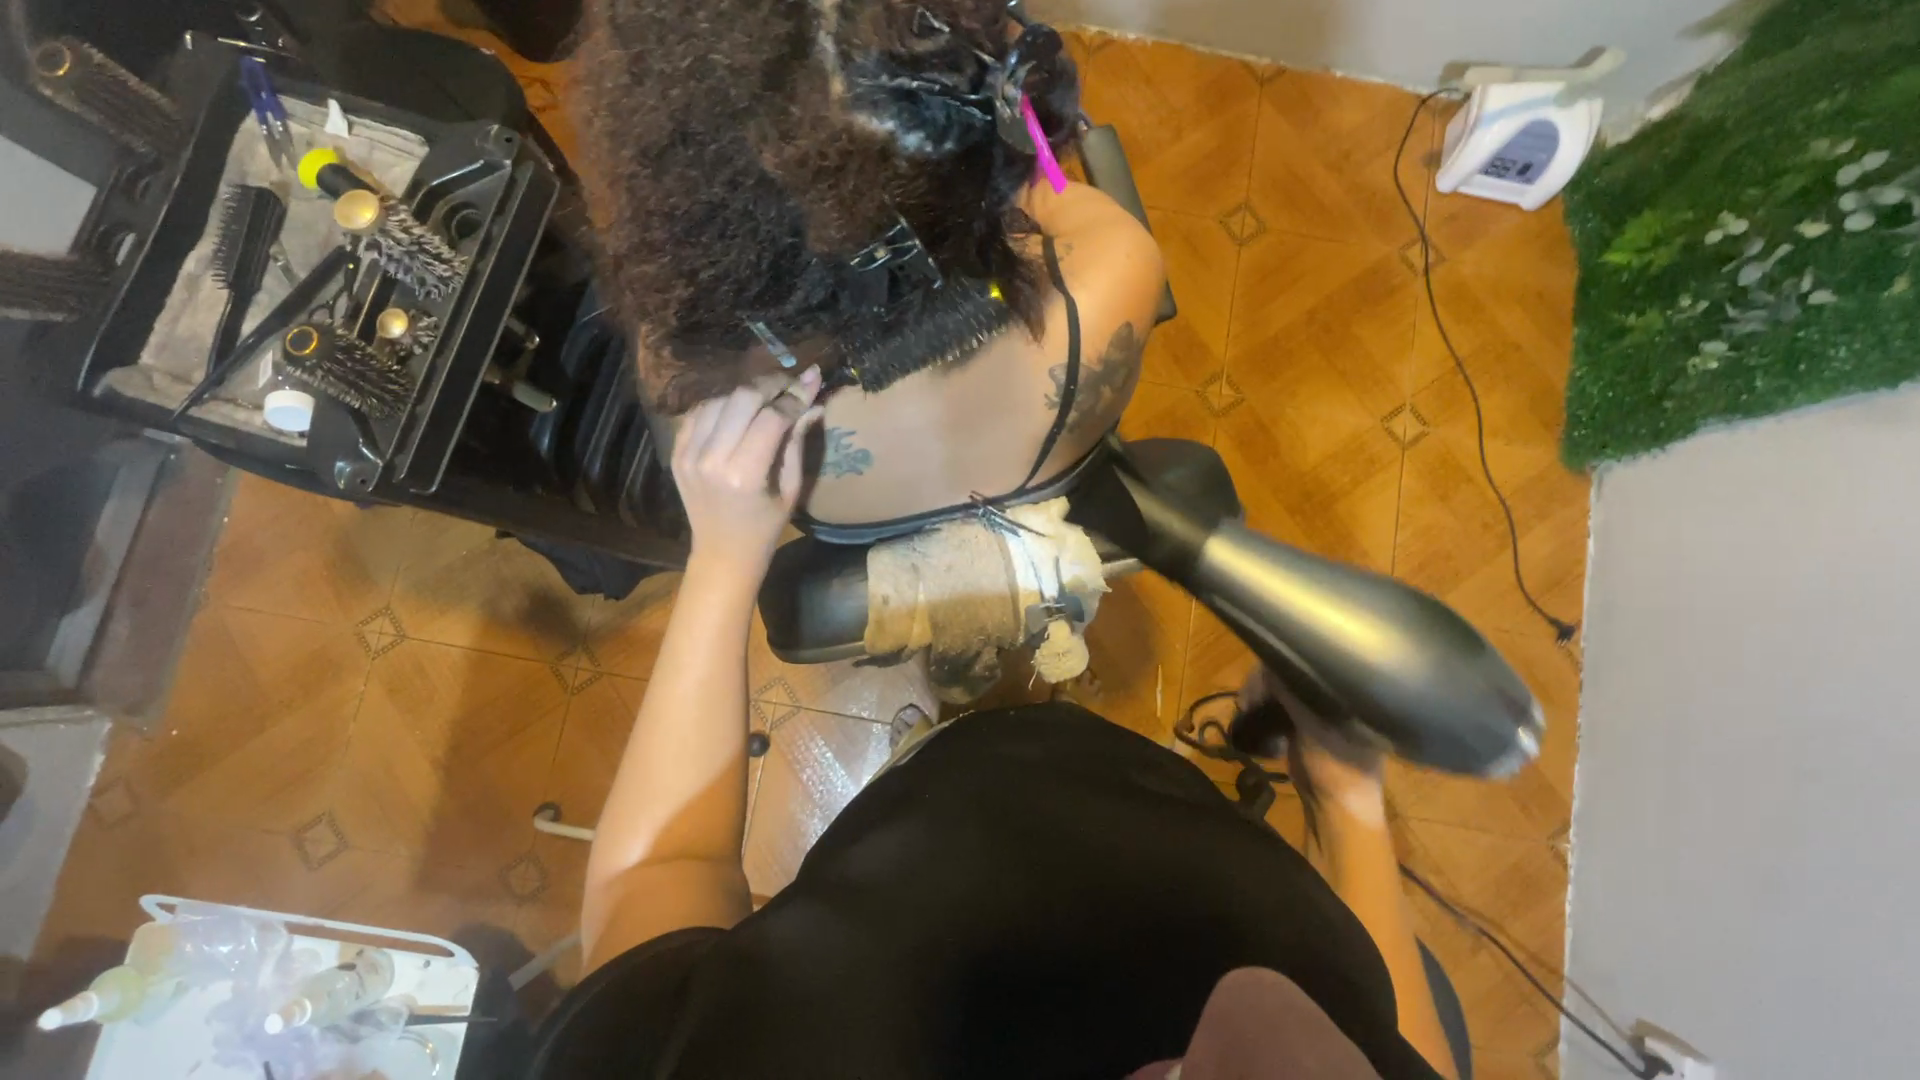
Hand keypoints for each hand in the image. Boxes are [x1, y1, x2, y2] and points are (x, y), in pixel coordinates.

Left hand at [671, 366, 823, 577]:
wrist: (722, 552)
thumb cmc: (765, 526)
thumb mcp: (791, 489)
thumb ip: (796, 443)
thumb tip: (812, 403)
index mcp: (745, 475)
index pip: (772, 417)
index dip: (795, 395)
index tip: (812, 378)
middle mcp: (712, 460)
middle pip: (742, 398)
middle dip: (770, 384)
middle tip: (789, 383)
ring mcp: (689, 455)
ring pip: (719, 400)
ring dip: (745, 394)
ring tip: (766, 398)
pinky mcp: (677, 453)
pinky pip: (698, 413)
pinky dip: (720, 405)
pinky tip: (737, 411)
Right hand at [1239, 666, 1386, 823]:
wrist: (1336, 809)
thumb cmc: (1336, 765)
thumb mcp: (1313, 724)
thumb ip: (1292, 694)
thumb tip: (1267, 667)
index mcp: (1346, 693)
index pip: (1306, 665)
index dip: (1278, 669)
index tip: (1258, 684)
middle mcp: (1333, 699)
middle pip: (1290, 678)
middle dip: (1264, 687)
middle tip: (1246, 702)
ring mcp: (1317, 715)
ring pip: (1280, 694)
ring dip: (1259, 700)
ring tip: (1245, 711)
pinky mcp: (1303, 731)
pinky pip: (1278, 712)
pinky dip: (1263, 715)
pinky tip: (1254, 723)